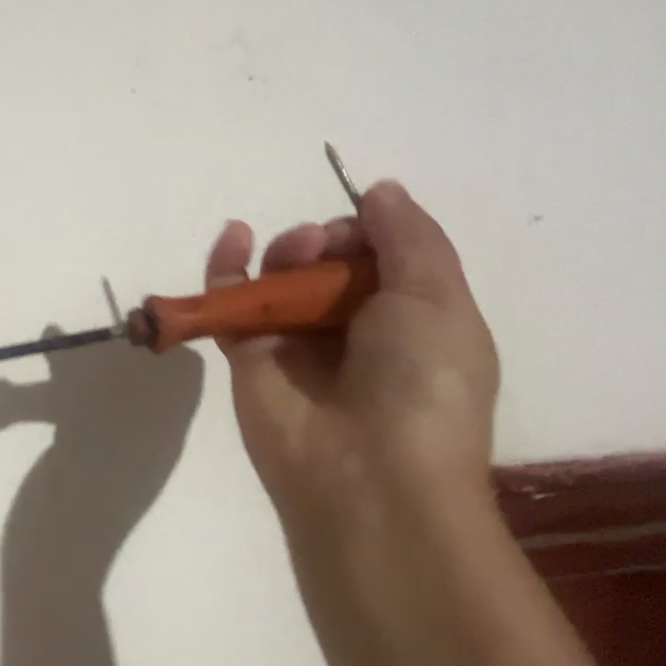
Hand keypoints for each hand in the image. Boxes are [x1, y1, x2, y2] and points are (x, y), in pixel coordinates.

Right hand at [206, 181, 498, 522]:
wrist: (365, 473)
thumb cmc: (420, 383)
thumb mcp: (439, 296)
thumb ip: (409, 237)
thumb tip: (379, 191)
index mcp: (412, 318)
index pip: (383, 257)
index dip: (369, 232)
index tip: (362, 231)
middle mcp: (353, 331)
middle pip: (327, 264)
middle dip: (325, 241)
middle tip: (323, 249)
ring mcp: (296, 347)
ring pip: (280, 281)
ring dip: (286, 250)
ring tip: (294, 254)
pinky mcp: (246, 361)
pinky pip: (232, 308)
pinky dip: (227, 269)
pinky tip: (234, 237)